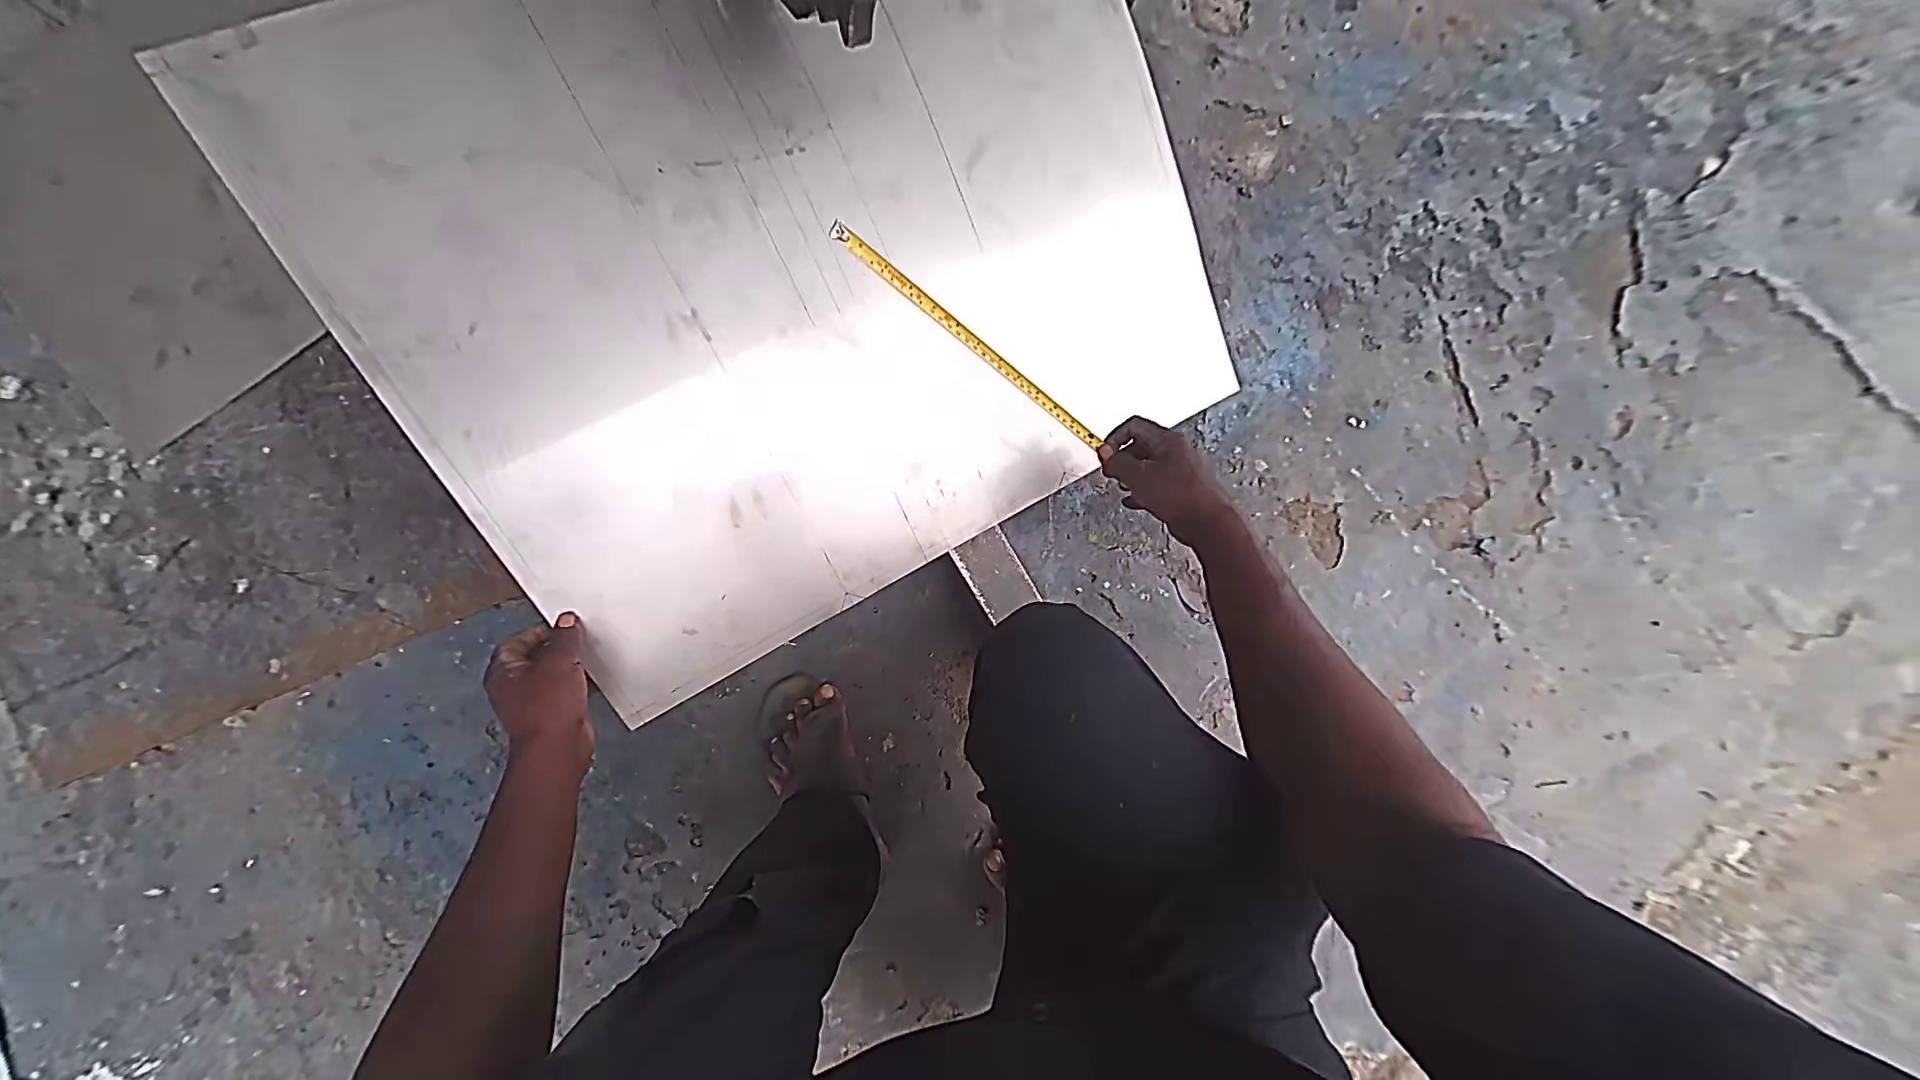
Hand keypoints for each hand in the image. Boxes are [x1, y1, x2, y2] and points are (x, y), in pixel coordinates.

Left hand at [484, 613, 595, 775]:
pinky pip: (567, 690)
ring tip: (589, 656)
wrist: (558, 747)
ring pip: (553, 674)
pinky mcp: (554, 713)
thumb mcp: (558, 662)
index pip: (517, 642)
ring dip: (571, 665)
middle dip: (558, 647)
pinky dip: (580, 682)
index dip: (540, 631)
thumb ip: (564, 638)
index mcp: (503, 673)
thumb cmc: (548, 707)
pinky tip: (595, 679)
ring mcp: (534, 702)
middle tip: (579, 639)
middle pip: (536, 657)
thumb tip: (567, 621)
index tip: (564, 626)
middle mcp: (514, 687)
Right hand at [1099, 417, 1243, 548]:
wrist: (1207, 522)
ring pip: (1151, 466)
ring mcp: (1184, 470)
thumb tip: (1105, 452)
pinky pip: (1160, 483)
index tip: (1106, 454)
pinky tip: (1138, 500)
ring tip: (1125, 487)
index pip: (1135, 426)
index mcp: (1168, 441)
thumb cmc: (1182, 496)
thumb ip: (1118, 463)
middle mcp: (1179, 451)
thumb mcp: (1138, 477)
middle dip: (1123, 459)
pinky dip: (1145, 489)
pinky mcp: (1186, 489)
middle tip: (1113, 471)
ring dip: (1133, 476)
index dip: (1115, 439)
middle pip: (1142, 446)